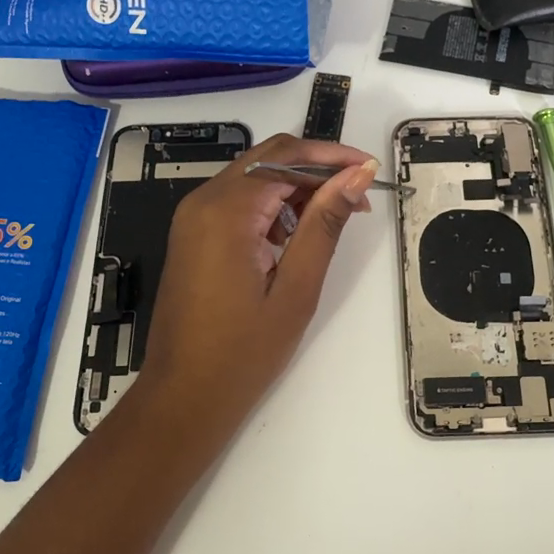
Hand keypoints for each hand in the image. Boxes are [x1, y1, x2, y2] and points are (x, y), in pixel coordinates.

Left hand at [135, 134, 376, 428]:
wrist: (183, 398)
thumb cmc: (243, 351)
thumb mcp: (297, 287)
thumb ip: (325, 222)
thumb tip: (357, 174)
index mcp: (226, 210)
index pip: (286, 156)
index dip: (332, 156)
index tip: (370, 171)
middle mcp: (203, 201)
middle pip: (268, 159)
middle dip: (316, 168)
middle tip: (358, 196)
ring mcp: (192, 217)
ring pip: (253, 177)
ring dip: (295, 187)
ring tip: (334, 218)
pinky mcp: (192, 234)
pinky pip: (236, 200)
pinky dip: (270, 205)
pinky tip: (294, 236)